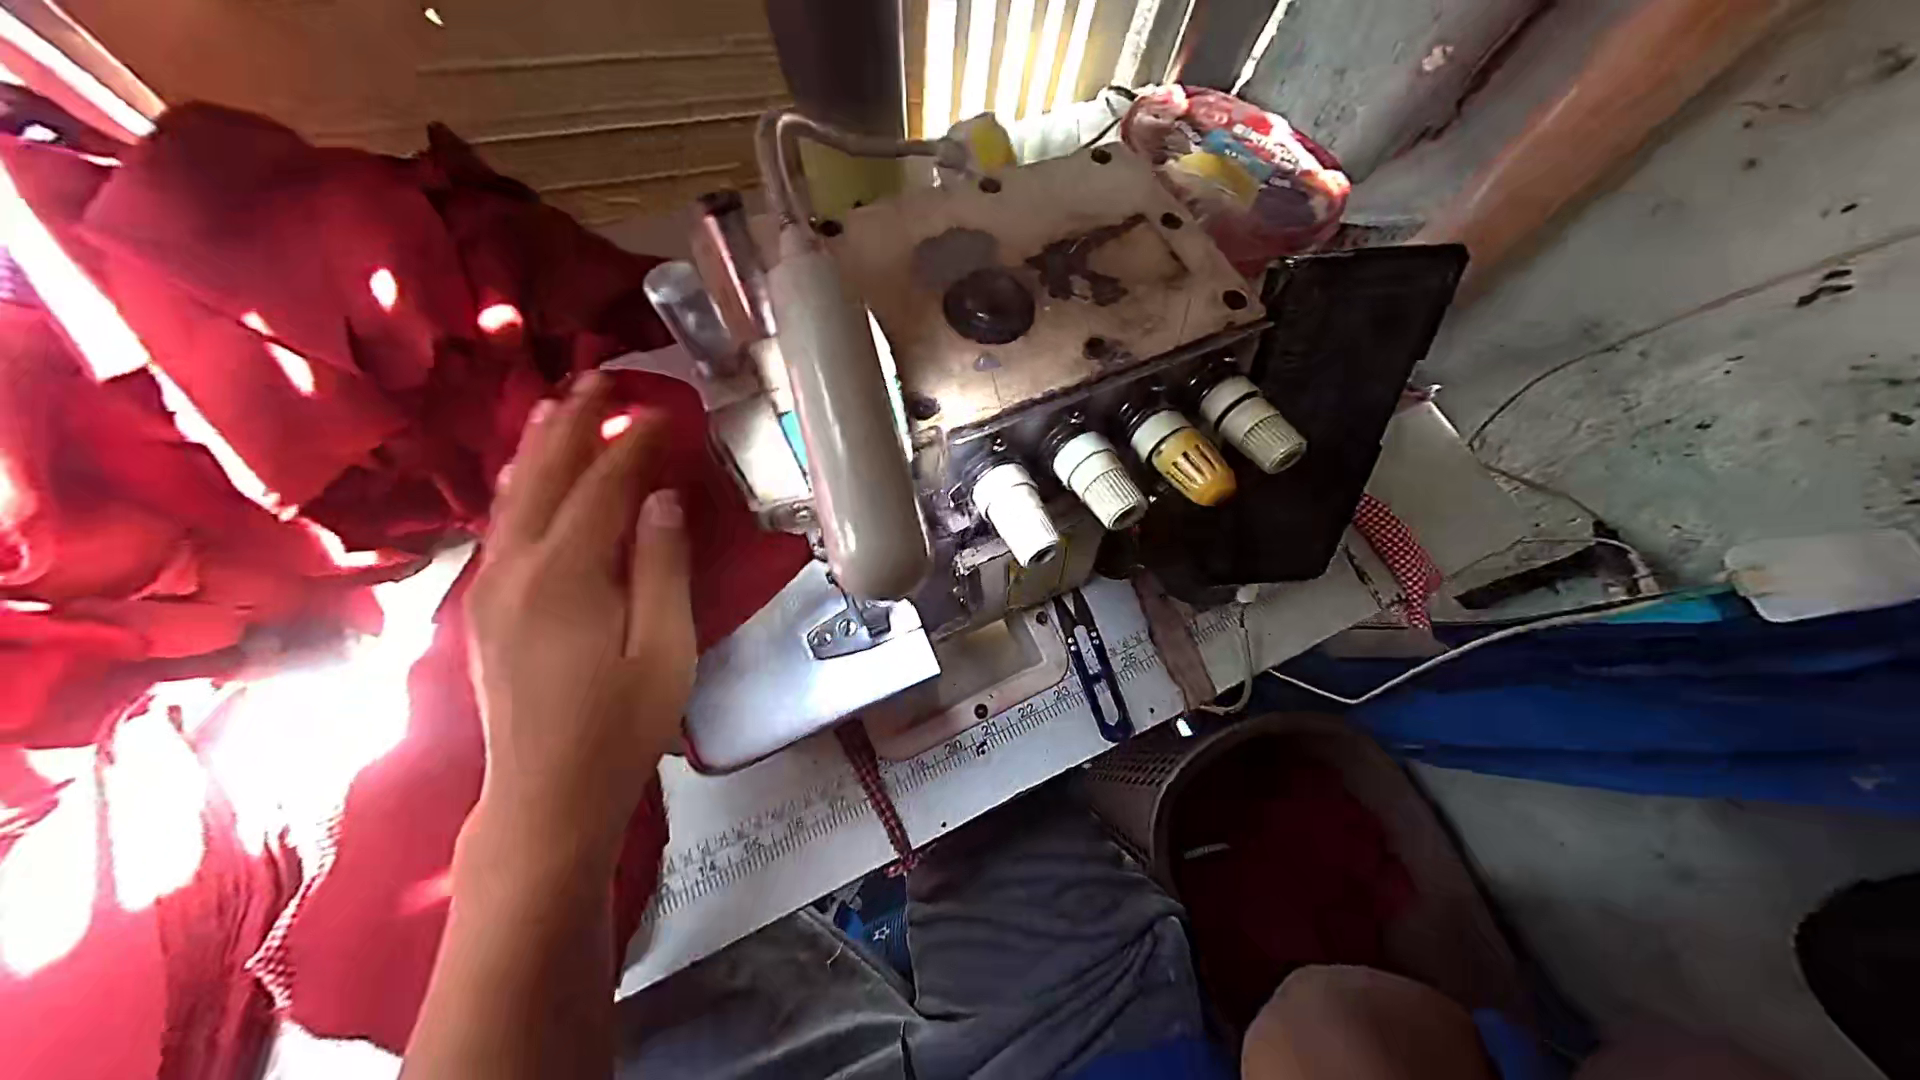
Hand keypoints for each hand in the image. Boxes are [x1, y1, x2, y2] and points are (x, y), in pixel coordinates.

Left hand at [464, 371, 693, 860]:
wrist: (547, 793)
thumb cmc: (622, 724)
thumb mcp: (666, 647)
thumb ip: (662, 567)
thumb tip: (660, 499)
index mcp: (567, 575)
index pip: (605, 486)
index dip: (636, 444)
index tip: (664, 411)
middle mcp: (517, 568)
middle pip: (548, 476)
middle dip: (576, 423)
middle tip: (601, 379)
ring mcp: (492, 588)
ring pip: (514, 497)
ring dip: (541, 446)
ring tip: (560, 406)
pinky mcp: (486, 609)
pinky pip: (503, 526)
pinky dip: (522, 486)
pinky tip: (531, 477)